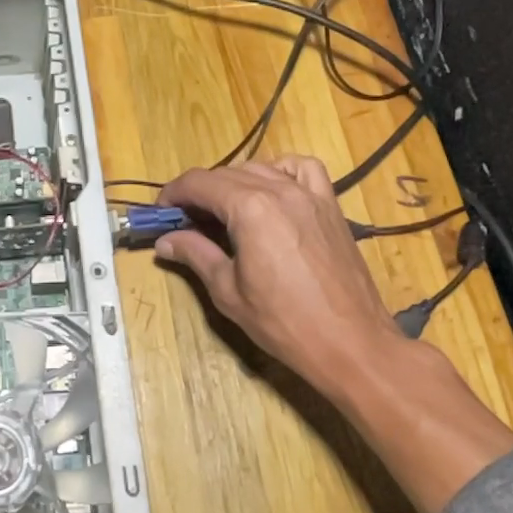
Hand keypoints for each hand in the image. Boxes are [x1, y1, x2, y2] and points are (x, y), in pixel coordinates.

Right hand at [156, 156, 402, 396]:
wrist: (353, 344)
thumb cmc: (285, 323)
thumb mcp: (228, 291)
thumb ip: (196, 255)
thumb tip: (165, 242)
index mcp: (249, 208)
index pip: (198, 183)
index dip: (173, 194)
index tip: (160, 212)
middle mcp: (279, 189)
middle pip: (225, 174)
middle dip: (199, 192)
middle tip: (184, 221)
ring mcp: (309, 194)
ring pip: (259, 168)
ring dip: (233, 182)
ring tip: (223, 210)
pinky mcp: (330, 205)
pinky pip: (303, 169)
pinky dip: (280, 171)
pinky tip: (271, 191)